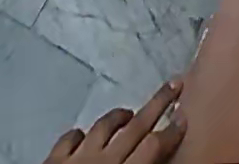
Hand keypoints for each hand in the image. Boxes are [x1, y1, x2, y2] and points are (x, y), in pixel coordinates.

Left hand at [44, 79, 185, 163]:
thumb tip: (156, 163)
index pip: (153, 148)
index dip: (171, 132)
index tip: (184, 116)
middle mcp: (102, 160)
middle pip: (135, 126)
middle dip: (157, 104)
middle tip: (174, 83)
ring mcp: (77, 156)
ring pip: (103, 126)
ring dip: (118, 116)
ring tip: (128, 113)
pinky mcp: (54, 159)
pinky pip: (70, 138)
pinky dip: (80, 134)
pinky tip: (83, 135)